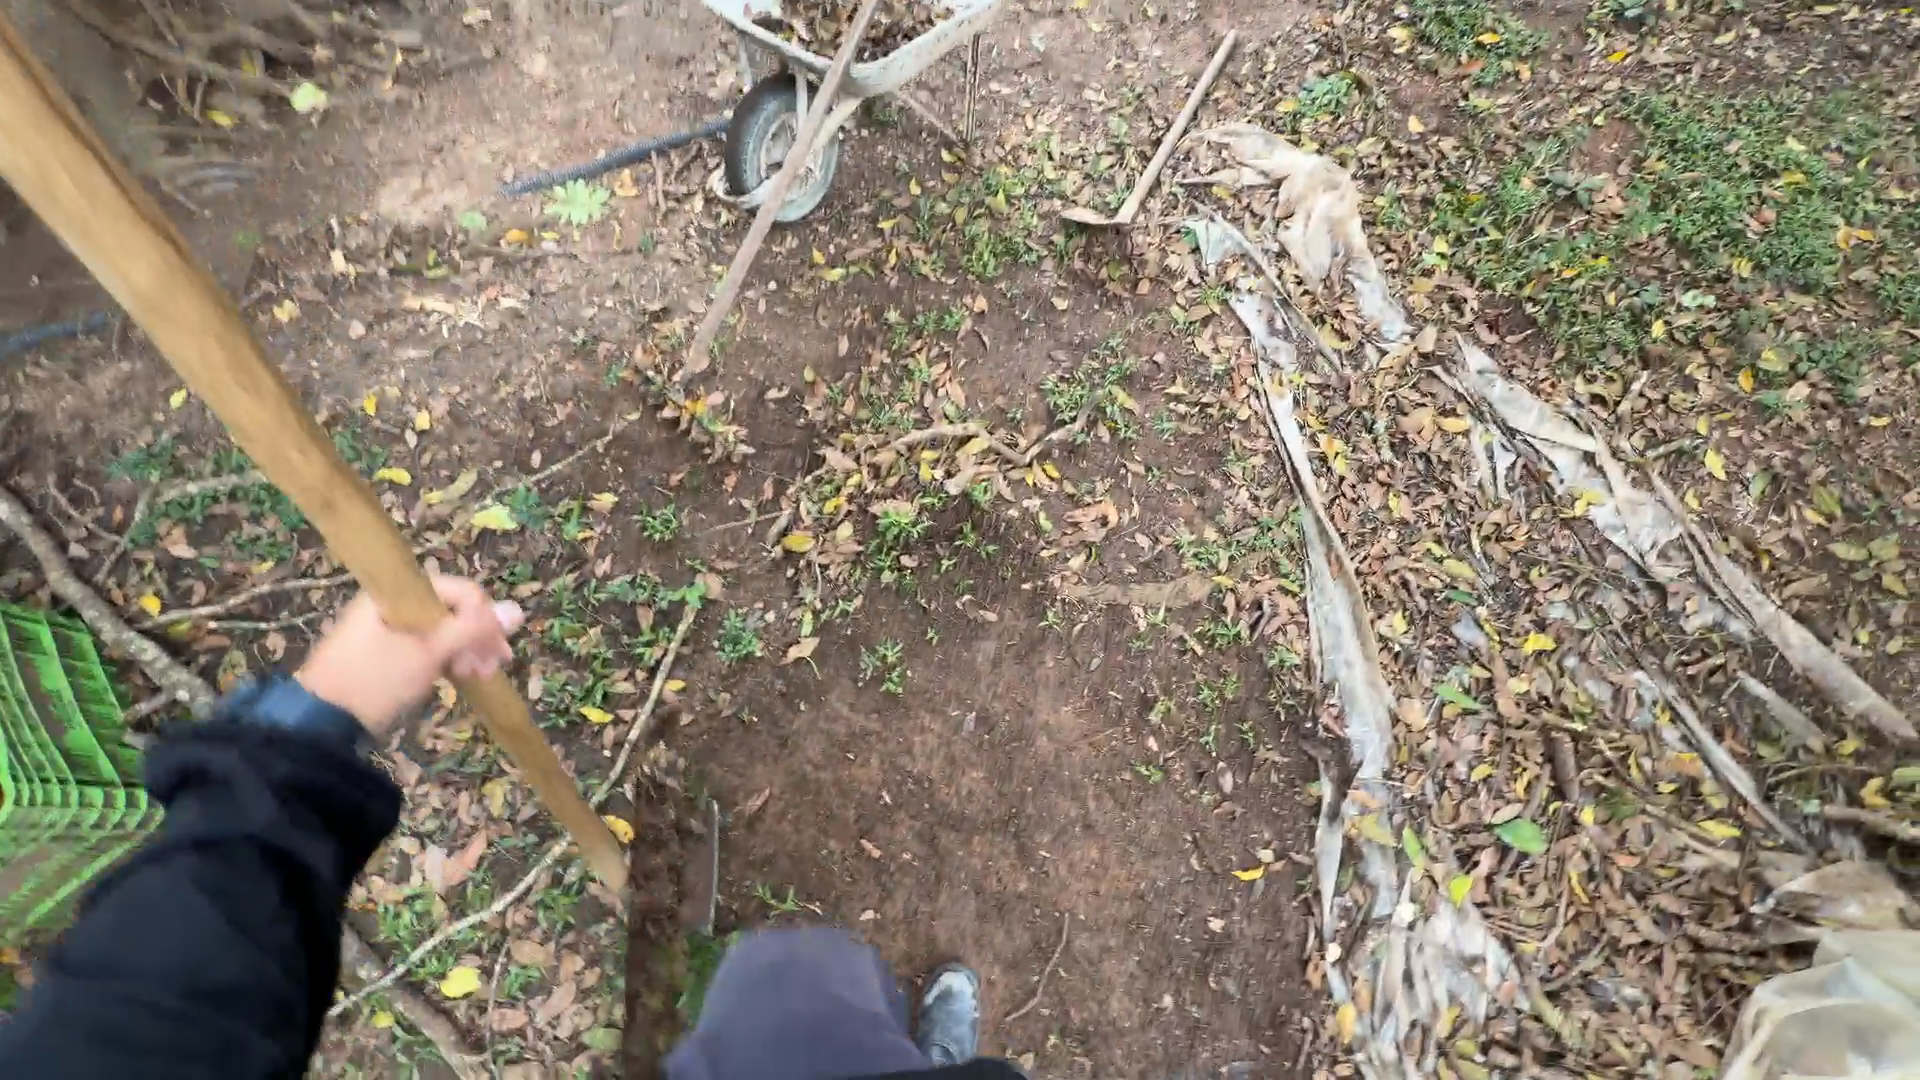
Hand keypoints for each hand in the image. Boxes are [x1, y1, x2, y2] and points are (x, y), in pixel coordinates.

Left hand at [295, 575, 524, 737]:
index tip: (496, 645)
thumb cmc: (375, 680)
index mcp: (396, 596)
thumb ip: (474, 629)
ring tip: (482, 674)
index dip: (484, 615)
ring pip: (448, 629)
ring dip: (471, 648)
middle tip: (496, 663)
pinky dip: (454, 657)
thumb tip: (519, 610)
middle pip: (456, 609)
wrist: (320, 725)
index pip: (459, 591)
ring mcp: (394, 629)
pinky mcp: (394, 652)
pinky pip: (435, 645)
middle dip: (480, 635)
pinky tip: (466, 674)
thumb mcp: (429, 652)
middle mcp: (396, 605)